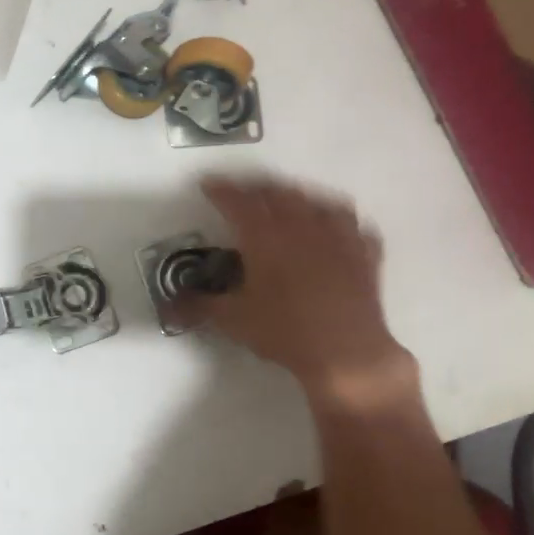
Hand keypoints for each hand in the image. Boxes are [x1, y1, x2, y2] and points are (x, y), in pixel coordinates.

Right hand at [197, 176, 415, 409]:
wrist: (345, 351)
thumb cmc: (283, 332)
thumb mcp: (232, 320)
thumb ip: (199, 305)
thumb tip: (169, 303)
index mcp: (265, 237)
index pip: (238, 202)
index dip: (221, 190)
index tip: (208, 183)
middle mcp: (302, 226)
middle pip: (278, 193)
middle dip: (257, 187)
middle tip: (242, 191)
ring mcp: (338, 236)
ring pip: (316, 200)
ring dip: (296, 195)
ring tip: (285, 200)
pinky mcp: (364, 251)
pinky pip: (350, 222)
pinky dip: (335, 217)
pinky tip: (331, 225)